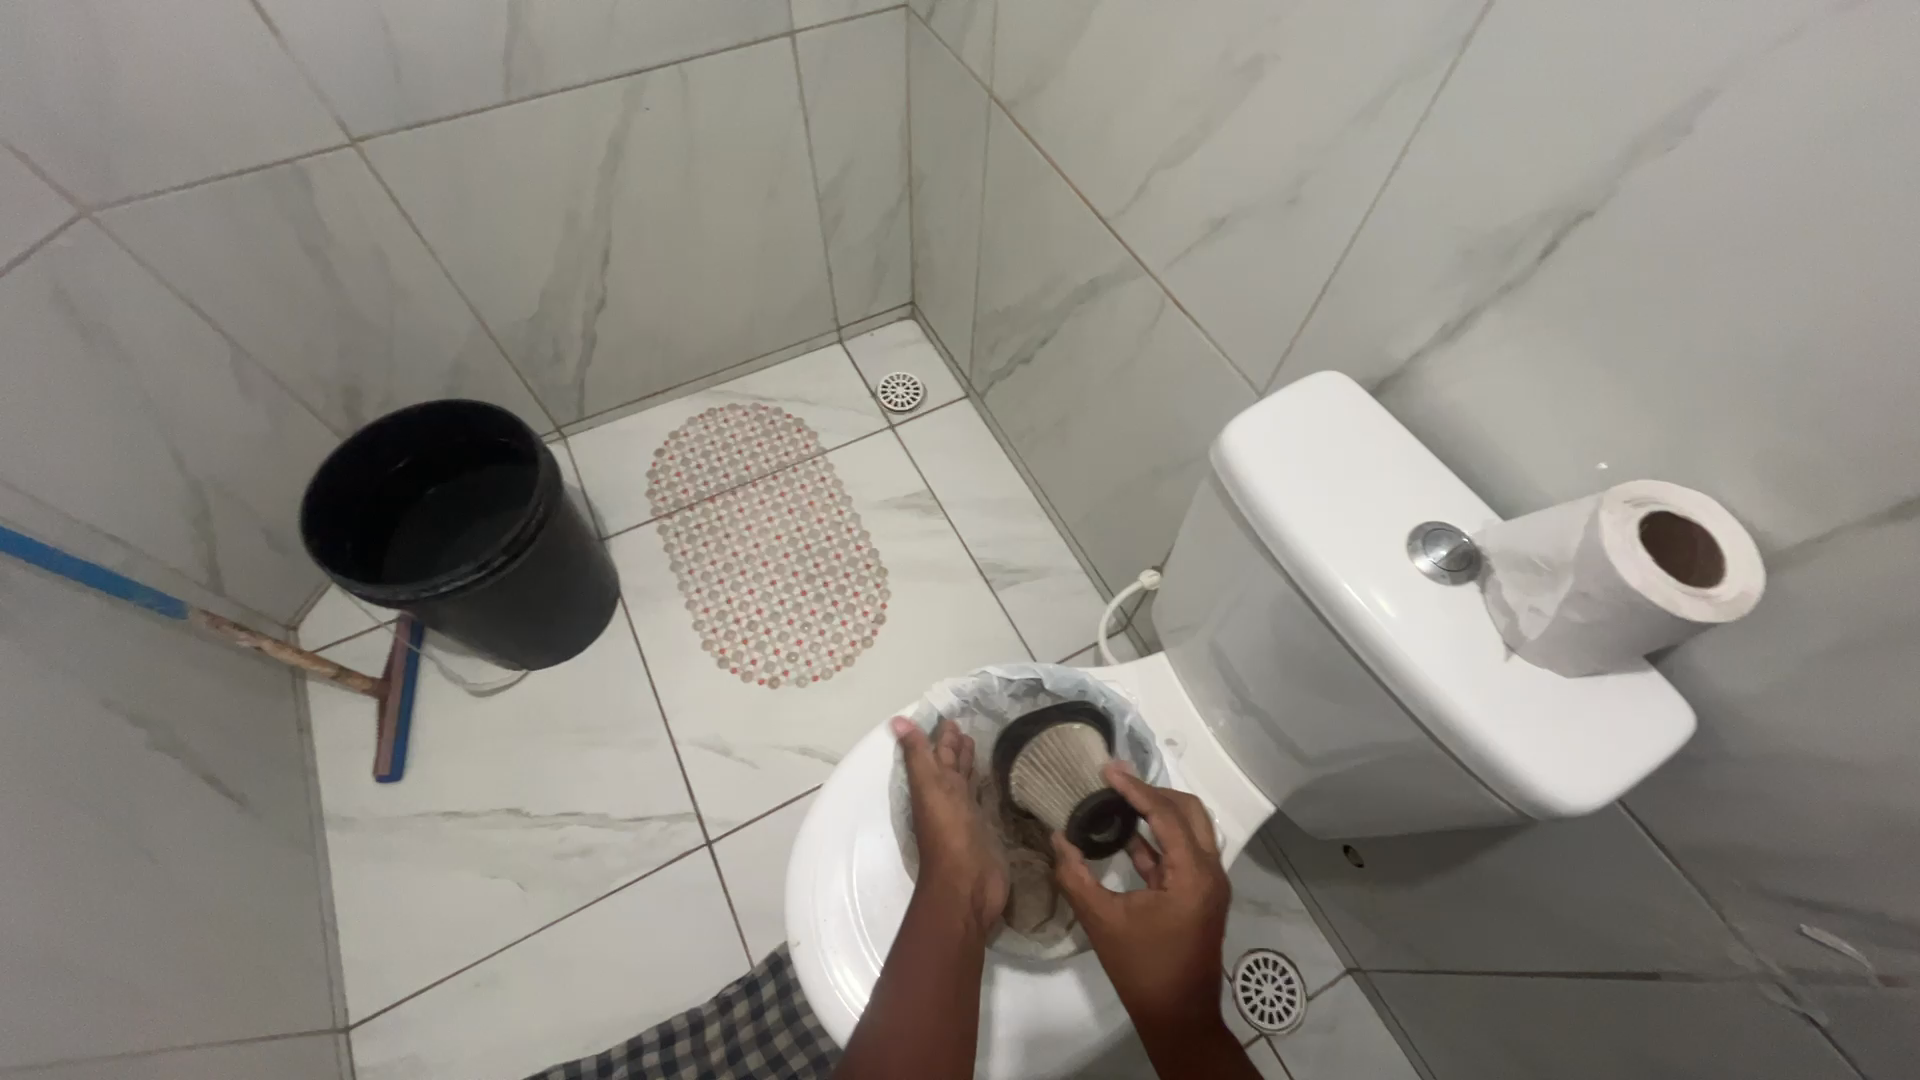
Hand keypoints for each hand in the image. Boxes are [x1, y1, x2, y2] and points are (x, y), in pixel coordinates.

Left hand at [892, 716, 1007, 936]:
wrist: (967, 885)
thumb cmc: (948, 833)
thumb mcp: (929, 787)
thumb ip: (917, 754)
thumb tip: (896, 721)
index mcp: (933, 785)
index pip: (936, 753)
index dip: (941, 736)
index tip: (949, 716)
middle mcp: (948, 797)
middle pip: (950, 766)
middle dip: (954, 746)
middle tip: (963, 726)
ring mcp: (967, 814)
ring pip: (964, 780)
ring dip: (968, 763)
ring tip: (976, 743)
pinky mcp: (985, 829)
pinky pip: (982, 799)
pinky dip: (984, 786)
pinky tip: (992, 780)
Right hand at [1052, 763, 1229, 1036]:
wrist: (1178, 1018)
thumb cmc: (1142, 969)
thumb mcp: (1102, 920)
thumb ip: (1075, 875)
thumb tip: (1056, 838)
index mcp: (1192, 875)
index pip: (1165, 814)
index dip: (1135, 789)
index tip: (1107, 770)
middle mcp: (1209, 872)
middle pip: (1189, 811)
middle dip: (1153, 792)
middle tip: (1116, 780)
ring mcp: (1208, 884)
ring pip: (1190, 829)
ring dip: (1157, 811)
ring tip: (1119, 798)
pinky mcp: (1199, 894)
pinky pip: (1182, 852)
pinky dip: (1157, 837)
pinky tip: (1125, 834)